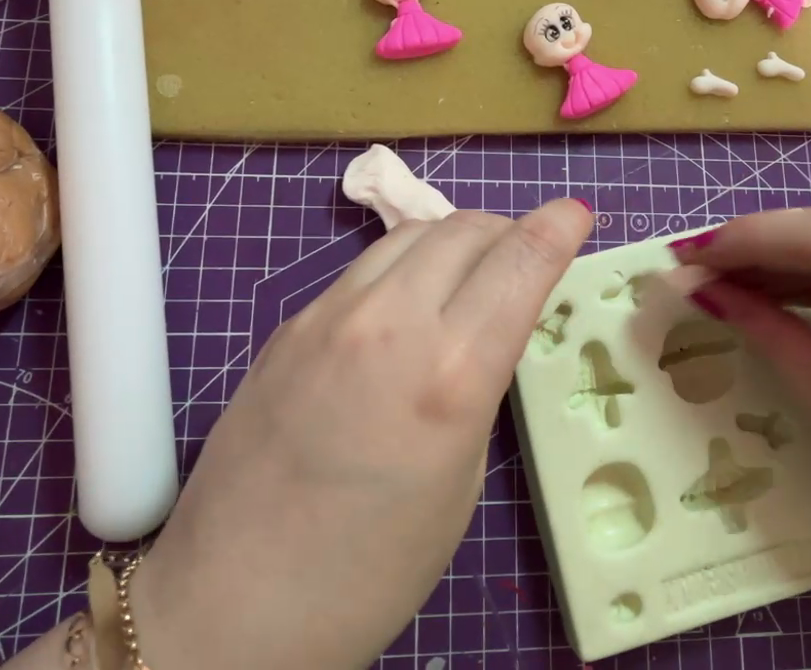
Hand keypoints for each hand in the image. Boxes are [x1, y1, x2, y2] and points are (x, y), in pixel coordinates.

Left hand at [132, 201, 592, 668]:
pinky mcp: (289, 323)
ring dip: (453, 241)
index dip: (557, 228)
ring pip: (409, 235)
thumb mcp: (459, 482)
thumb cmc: (371, 569)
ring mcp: (328, 315)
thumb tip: (484, 332)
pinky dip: (403, 269)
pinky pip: (363, 270)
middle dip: (506, 230)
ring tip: (468, 274)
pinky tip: (403, 310)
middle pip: (463, 228)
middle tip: (523, 256)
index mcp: (449, 374)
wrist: (234, 598)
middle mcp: (389, 322)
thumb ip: (476, 387)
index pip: (518, 262)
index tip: (576, 213)